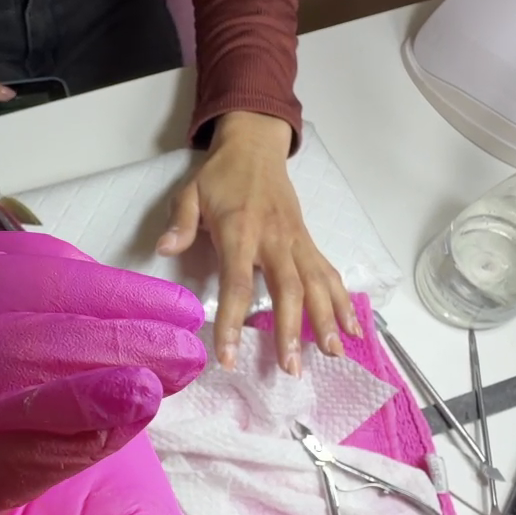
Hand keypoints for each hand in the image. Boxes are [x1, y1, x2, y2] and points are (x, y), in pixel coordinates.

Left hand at [157, 111, 357, 371]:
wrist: (256, 147)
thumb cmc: (220, 176)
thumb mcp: (191, 193)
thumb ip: (181, 223)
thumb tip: (164, 248)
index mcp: (241, 232)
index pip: (237, 284)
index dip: (232, 322)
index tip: (229, 357)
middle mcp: (274, 240)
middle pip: (289, 289)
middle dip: (292, 330)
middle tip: (291, 368)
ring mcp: (296, 241)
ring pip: (317, 284)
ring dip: (327, 320)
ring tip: (333, 353)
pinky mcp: (308, 241)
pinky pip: (328, 273)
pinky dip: (343, 300)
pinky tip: (352, 328)